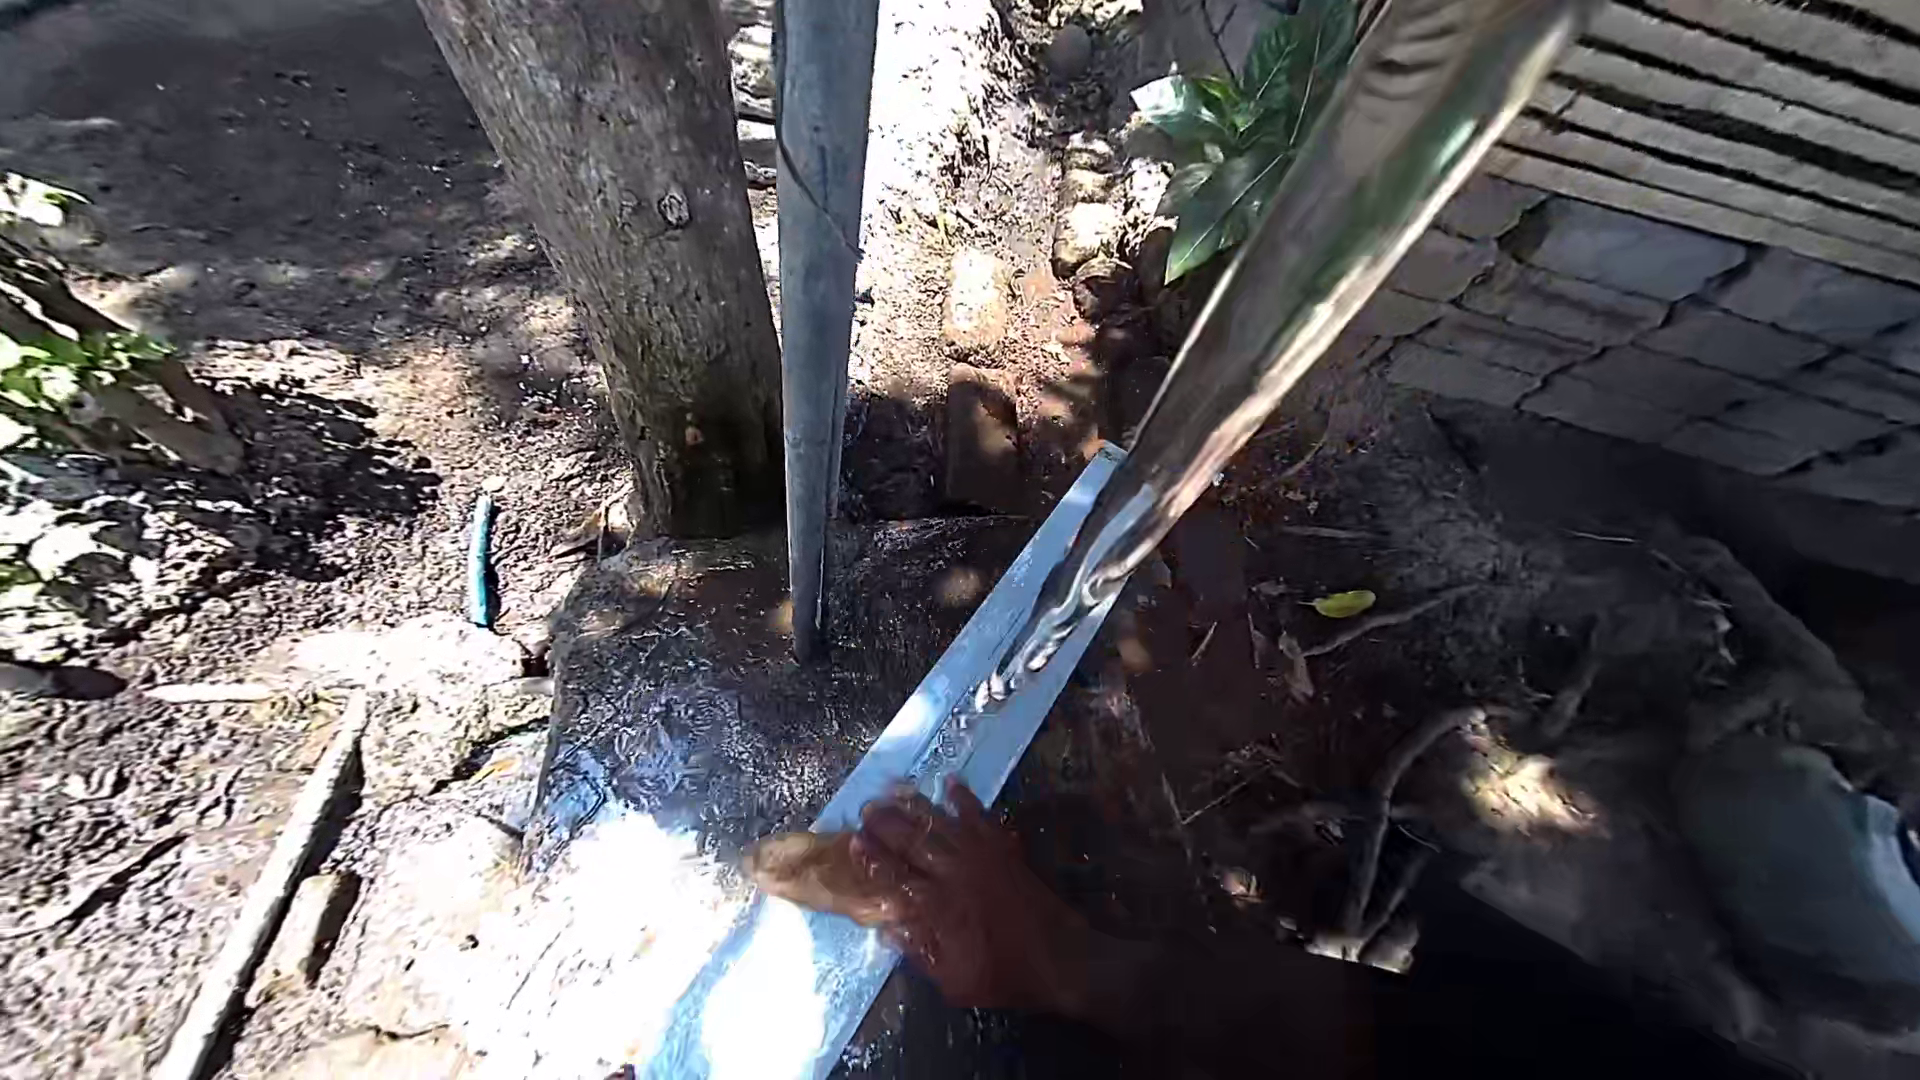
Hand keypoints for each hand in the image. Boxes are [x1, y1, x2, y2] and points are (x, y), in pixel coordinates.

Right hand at [851, 778, 1097, 1014]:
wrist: (1059, 956)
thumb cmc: (1003, 973)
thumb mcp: (955, 981)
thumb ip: (919, 951)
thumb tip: (886, 925)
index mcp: (940, 908)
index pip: (897, 877)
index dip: (873, 859)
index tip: (854, 841)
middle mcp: (956, 872)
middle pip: (914, 841)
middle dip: (887, 823)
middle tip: (866, 808)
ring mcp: (980, 853)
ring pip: (940, 821)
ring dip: (916, 805)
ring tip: (894, 789)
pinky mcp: (1001, 845)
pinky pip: (978, 814)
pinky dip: (963, 797)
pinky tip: (950, 782)